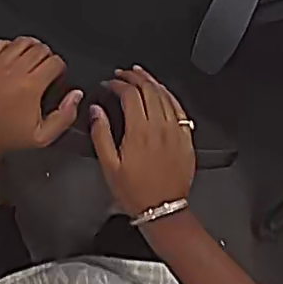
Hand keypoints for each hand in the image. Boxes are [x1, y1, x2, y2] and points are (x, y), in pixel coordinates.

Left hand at [0, 37, 81, 155]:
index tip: (57, 74)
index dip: (60, 67)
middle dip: (47, 56)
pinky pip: (0, 44)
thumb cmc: (8, 136)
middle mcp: (14, 72)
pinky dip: (10, 47)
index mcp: (31, 87)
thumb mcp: (44, 136)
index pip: (55, 61)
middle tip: (45, 68)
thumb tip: (76, 95)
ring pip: (22, 42)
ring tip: (31, 58)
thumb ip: (65, 115)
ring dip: (30, 48)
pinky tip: (12, 57)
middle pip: (40, 49)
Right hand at [90, 66, 194, 214]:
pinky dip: (169, 94)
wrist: (163, 210)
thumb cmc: (136, 192)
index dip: (118, 84)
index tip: (110, 84)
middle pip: (149, 89)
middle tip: (123, 74)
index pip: (130, 95)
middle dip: (134, 77)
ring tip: (140, 74)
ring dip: (151, 81)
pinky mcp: (186, 136)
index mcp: (139, 131)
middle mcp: (160, 126)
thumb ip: (101, 134)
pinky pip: (179, 108)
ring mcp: (176, 130)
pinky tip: (162, 91)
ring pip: (165, 95)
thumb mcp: (109, 166)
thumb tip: (96, 111)